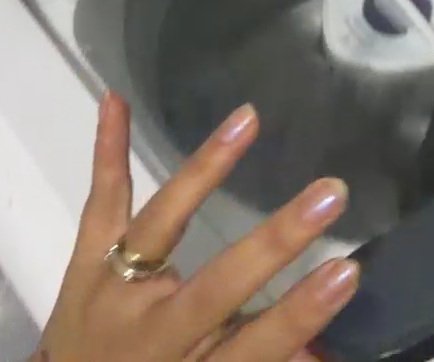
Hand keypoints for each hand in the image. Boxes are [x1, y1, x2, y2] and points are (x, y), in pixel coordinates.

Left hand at [36, 92, 358, 361]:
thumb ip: (269, 355)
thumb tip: (330, 341)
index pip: (253, 345)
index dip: (299, 311)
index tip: (349, 269)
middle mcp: (147, 334)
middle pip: (214, 286)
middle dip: (275, 240)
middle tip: (333, 190)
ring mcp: (109, 290)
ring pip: (159, 227)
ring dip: (206, 169)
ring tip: (248, 118)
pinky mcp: (84, 261)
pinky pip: (101, 203)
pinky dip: (108, 150)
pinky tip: (115, 98)